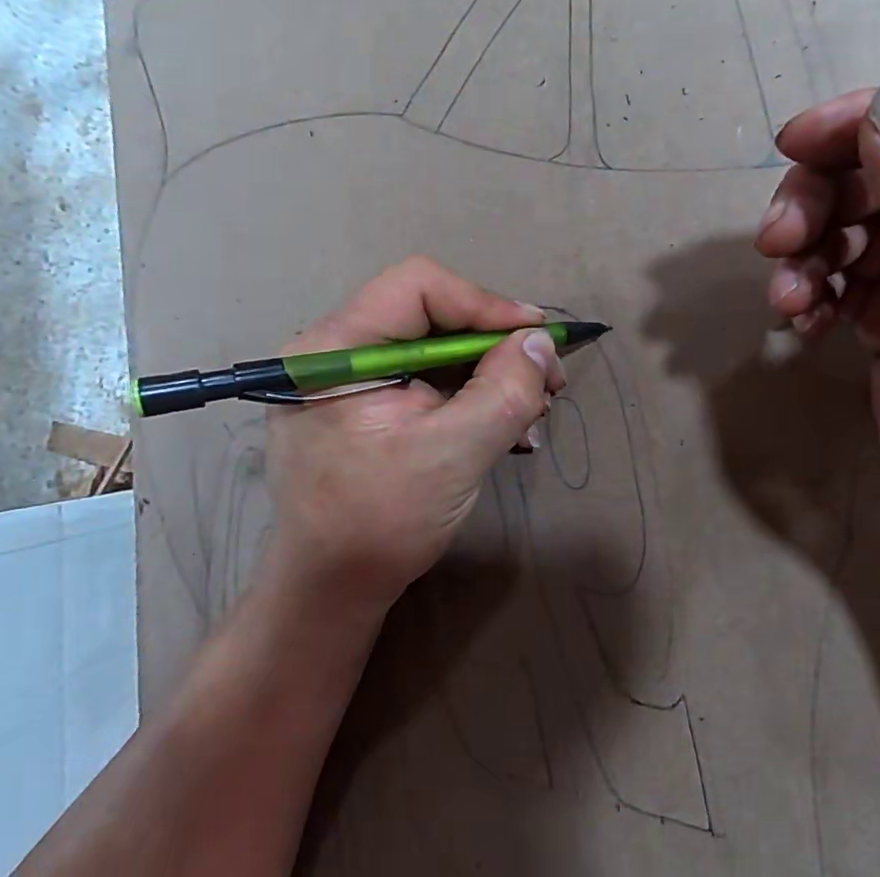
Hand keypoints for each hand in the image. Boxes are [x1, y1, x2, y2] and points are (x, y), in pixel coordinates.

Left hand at [264, 257, 565, 611]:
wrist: (332, 590)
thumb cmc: (379, 524)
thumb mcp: (452, 456)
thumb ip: (503, 393)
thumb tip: (539, 343)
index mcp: (336, 349)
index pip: (417, 288)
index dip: (484, 304)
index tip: (536, 337)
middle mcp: (337, 352)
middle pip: (430, 317)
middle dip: (495, 346)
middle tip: (547, 381)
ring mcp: (351, 380)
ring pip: (435, 351)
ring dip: (490, 376)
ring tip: (532, 414)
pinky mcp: (367, 406)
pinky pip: (427, 382)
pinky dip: (470, 398)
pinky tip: (506, 429)